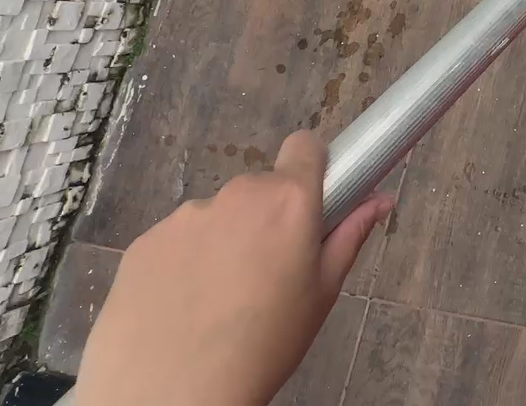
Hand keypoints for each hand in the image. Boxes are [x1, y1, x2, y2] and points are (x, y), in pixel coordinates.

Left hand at [76, 131, 394, 405]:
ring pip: (218, 215)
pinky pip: (176, 240)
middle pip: (261, 188)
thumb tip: (383, 198)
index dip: (311, 166)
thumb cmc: (265, 344)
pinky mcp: (142, 244)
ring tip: (217, 296)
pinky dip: (184, 261)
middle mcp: (238, 194)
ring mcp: (185, 217)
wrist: (168, 400)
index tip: (310, 201)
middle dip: (267, 216)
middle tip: (266, 269)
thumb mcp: (323, 291)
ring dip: (224, 238)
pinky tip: (181, 305)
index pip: (304, 144)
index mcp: (290, 199)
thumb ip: (352, 234)